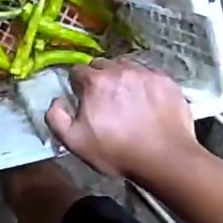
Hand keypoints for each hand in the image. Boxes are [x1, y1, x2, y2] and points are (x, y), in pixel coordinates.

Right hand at [46, 56, 196, 180]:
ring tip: (125, 97)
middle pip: (102, 64)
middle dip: (98, 77)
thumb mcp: (74, 141)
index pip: (78, 70)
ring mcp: (146, 73)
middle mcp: (120, 70)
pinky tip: (145, 100)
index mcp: (95, 82)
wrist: (165, 158)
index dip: (77, 84)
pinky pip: (148, 74)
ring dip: (120, 76)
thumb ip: (56, 117)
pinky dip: (142, 83)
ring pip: (126, 65)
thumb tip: (58, 99)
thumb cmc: (116, 152)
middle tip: (103, 98)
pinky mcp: (166, 81)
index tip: (82, 98)